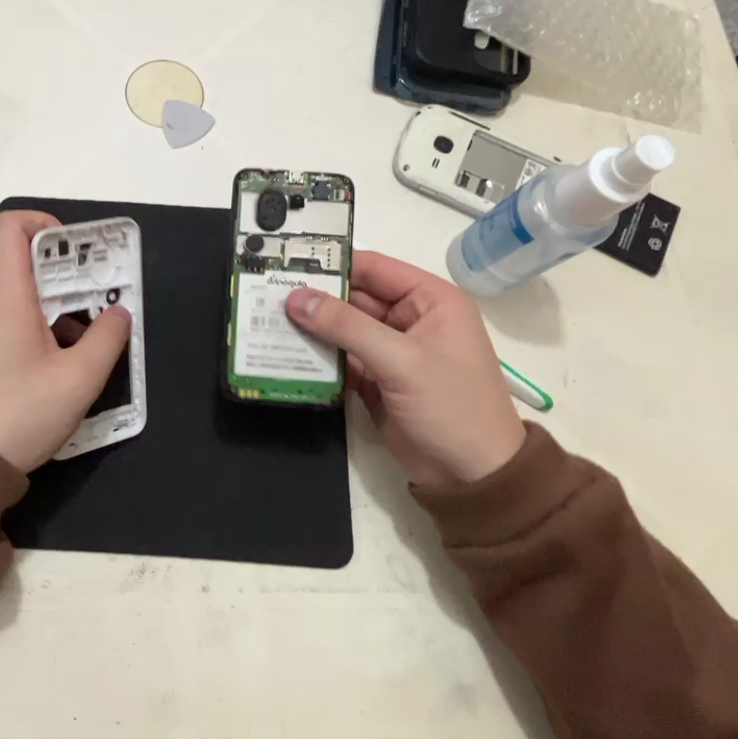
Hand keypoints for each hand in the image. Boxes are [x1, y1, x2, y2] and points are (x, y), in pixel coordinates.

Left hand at [0, 211, 132, 472]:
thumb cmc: (20, 414)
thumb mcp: (79, 380)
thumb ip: (107, 339)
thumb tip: (119, 313)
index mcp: (4, 296)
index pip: (9, 227)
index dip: (44, 222)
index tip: (77, 249)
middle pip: (22, 262)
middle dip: (67, 272)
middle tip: (101, 296)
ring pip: (20, 294)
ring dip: (58, 305)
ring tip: (90, 337)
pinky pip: (10, 318)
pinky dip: (40, 325)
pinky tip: (64, 362)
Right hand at [286, 251, 525, 486]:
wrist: (473, 476)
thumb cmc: (451, 406)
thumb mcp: (401, 361)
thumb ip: (346, 326)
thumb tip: (295, 298)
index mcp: (431, 301)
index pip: (374, 269)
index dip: (333, 264)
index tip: (286, 262)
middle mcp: (410, 319)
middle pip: (353, 298)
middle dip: (313, 298)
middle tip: (264, 294)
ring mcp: (391, 351)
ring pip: (342, 329)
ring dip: (310, 328)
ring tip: (264, 320)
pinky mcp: (376, 380)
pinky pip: (340, 359)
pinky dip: (316, 358)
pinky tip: (282, 352)